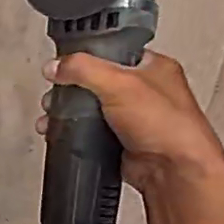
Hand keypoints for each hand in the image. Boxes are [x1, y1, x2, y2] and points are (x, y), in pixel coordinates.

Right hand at [36, 50, 223, 193]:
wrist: (173, 171)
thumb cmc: (166, 126)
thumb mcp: (119, 84)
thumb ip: (83, 69)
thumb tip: (54, 65)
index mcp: (152, 67)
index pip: (112, 52)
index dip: (86, 55)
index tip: (63, 63)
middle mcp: (142, 91)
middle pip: (95, 81)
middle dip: (69, 88)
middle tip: (56, 92)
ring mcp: (131, 117)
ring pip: (90, 108)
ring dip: (66, 111)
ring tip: (51, 114)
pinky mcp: (119, 140)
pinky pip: (89, 131)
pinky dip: (72, 131)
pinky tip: (58, 131)